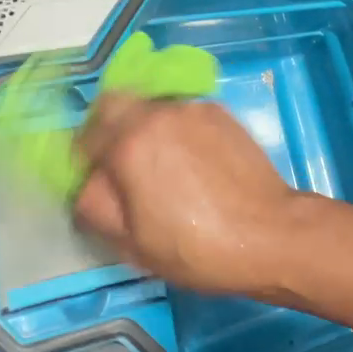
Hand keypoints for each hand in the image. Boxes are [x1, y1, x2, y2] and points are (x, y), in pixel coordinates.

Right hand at [73, 94, 301, 295]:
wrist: (269, 232)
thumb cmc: (196, 247)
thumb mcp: (132, 243)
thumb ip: (97, 205)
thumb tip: (89, 182)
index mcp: (129, 144)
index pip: (85, 135)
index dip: (83, 157)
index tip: (93, 176)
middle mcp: (157, 113)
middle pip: (115, 103)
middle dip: (108, 127)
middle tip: (118, 161)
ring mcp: (191, 107)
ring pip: (150, 105)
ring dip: (143, 125)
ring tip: (159, 162)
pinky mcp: (218, 110)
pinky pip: (181, 110)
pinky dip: (174, 127)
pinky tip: (189, 159)